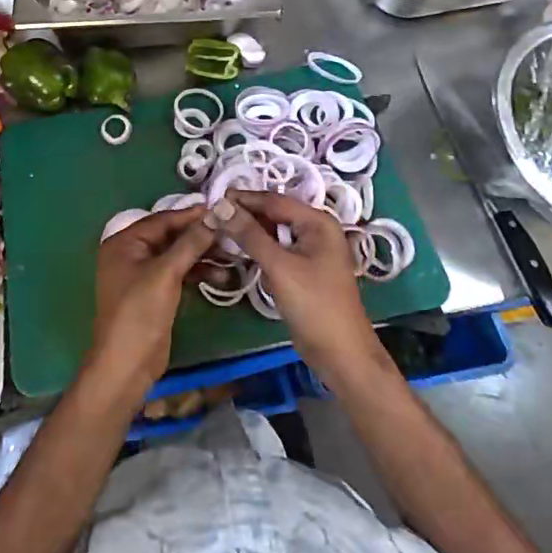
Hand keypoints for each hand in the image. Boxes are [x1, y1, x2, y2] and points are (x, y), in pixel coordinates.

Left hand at [85, 206, 218, 394]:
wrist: (127, 364)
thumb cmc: (140, 312)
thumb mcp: (166, 273)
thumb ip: (190, 242)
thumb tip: (214, 215)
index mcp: (124, 243)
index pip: (162, 220)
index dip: (191, 215)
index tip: (222, 211)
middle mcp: (130, 254)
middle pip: (170, 237)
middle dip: (200, 237)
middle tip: (231, 234)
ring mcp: (142, 275)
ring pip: (177, 256)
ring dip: (202, 256)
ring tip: (232, 257)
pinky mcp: (155, 293)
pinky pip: (178, 274)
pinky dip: (197, 273)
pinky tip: (221, 277)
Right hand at [214, 192, 381, 374]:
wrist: (340, 353)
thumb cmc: (314, 305)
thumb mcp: (279, 266)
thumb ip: (249, 234)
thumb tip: (220, 206)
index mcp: (318, 221)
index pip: (274, 200)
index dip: (243, 199)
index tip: (210, 200)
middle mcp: (316, 230)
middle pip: (274, 213)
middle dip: (245, 214)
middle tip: (211, 216)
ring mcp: (311, 250)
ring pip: (274, 232)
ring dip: (249, 231)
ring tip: (218, 229)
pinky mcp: (303, 269)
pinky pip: (277, 249)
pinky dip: (258, 248)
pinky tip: (237, 250)